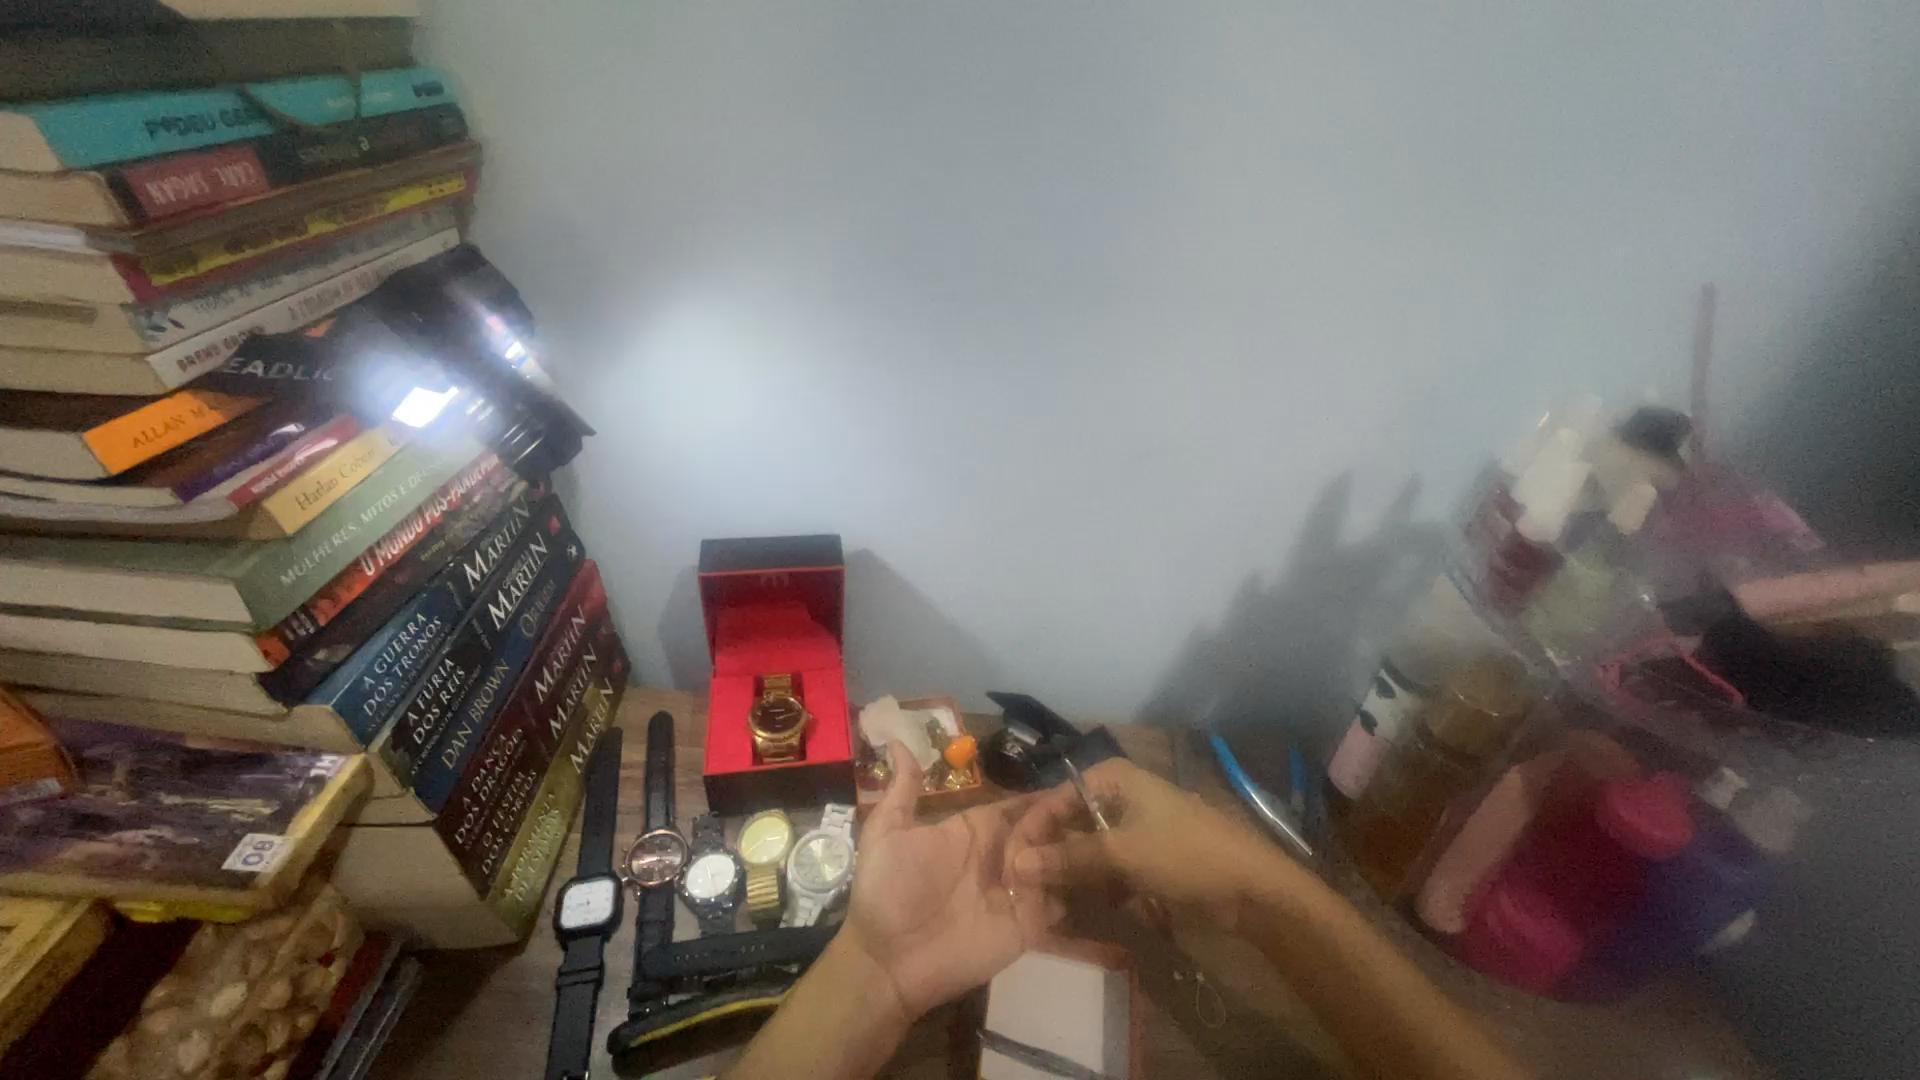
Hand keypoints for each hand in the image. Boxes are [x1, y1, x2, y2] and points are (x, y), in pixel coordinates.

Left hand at [841, 743, 1063, 1020]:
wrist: (886, 959)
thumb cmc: (886, 891)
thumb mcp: (887, 832)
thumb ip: (903, 789)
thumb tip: (897, 739)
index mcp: (973, 831)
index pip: (1015, 806)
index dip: (1038, 796)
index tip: (1069, 782)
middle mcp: (999, 857)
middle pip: (1042, 831)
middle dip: (1061, 819)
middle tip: (1084, 811)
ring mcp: (1013, 893)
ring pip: (1054, 864)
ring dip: (1066, 852)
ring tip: (1084, 841)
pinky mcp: (1023, 928)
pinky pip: (1054, 906)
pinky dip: (1066, 892)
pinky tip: (1079, 879)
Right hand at [1008, 757, 1276, 926]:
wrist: (1252, 889)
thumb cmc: (1185, 854)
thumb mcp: (1122, 853)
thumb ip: (1068, 858)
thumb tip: (1016, 865)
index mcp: (1113, 778)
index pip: (1056, 797)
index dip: (1033, 829)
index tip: (1009, 862)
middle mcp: (1119, 794)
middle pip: (1070, 822)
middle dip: (1049, 853)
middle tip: (1022, 886)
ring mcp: (1133, 827)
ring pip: (1086, 847)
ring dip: (1068, 873)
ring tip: (1043, 901)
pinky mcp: (1145, 857)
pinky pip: (1106, 867)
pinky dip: (1092, 885)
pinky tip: (1076, 907)